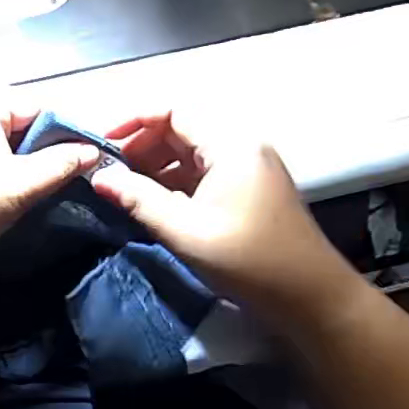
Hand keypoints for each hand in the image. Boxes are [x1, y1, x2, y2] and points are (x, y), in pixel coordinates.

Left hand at [0, 102, 101, 280]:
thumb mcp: (19, 185)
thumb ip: (61, 165)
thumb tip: (94, 151)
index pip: (41, 108)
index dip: (68, 133)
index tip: (90, 162)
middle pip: (27, 128)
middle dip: (51, 153)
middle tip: (74, 183)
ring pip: (12, 150)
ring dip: (33, 171)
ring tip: (52, 194)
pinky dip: (13, 179)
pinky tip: (25, 200)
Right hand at [88, 111, 362, 323]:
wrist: (309, 297)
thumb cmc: (247, 260)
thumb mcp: (185, 230)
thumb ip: (139, 200)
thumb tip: (99, 178)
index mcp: (231, 145)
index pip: (173, 111)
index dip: (133, 123)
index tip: (103, 146)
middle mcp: (241, 148)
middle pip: (181, 132)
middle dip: (141, 150)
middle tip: (110, 177)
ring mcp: (247, 171)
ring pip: (190, 157)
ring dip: (156, 171)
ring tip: (125, 195)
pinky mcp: (248, 193)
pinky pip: (203, 177)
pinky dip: (175, 187)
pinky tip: (154, 208)